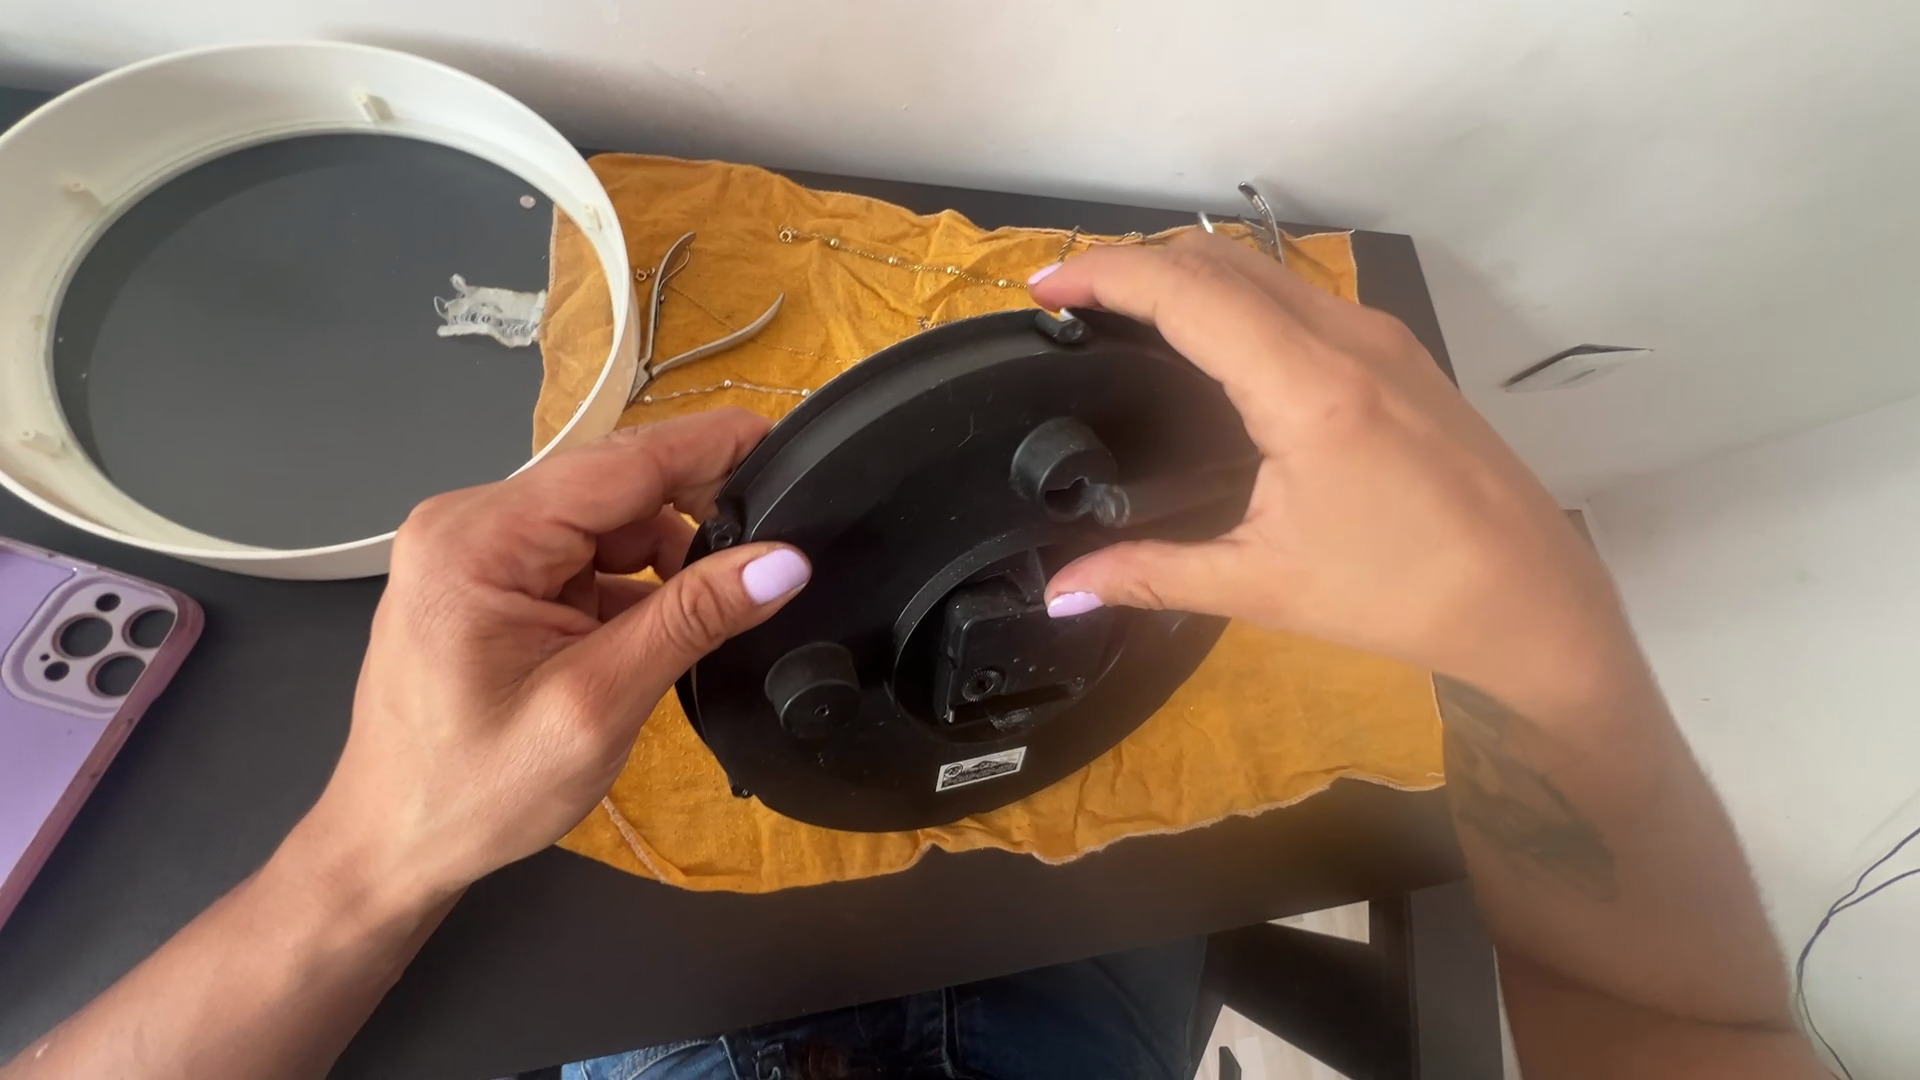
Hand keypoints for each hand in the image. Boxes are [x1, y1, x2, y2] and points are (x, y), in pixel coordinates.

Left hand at [297, 411, 809, 907]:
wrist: (394, 847)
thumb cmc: (479, 789)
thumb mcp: (602, 700)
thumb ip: (695, 618)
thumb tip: (786, 563)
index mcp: (483, 539)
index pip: (623, 464)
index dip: (710, 446)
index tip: (783, 439)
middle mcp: (477, 522)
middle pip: (617, 482)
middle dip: (697, 503)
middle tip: (771, 539)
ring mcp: (486, 547)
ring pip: (614, 517)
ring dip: (671, 550)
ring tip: (713, 603)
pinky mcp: (503, 576)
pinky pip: (595, 550)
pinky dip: (643, 575)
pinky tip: (666, 615)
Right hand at [1032, 234, 1632, 709]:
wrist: (1531, 599)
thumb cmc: (1397, 594)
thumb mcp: (1259, 586)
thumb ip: (1147, 576)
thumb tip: (1059, 594)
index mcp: (1308, 388)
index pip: (1188, 293)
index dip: (1106, 276)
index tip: (1043, 289)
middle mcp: (1346, 337)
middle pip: (1217, 258)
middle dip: (1131, 261)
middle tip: (1065, 298)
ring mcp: (1376, 335)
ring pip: (1258, 266)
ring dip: (1179, 270)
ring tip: (1116, 307)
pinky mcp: (1391, 350)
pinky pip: (1289, 291)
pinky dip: (1224, 291)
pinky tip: (1198, 333)